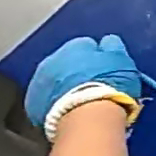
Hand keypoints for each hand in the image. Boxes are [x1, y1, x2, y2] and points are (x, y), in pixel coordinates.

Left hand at [24, 35, 142, 133]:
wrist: (87, 114)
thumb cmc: (109, 84)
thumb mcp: (122, 60)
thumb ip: (113, 46)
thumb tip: (108, 41)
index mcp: (74, 47)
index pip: (86, 44)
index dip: (99, 55)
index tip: (108, 66)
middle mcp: (51, 60)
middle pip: (67, 61)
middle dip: (79, 69)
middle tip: (96, 82)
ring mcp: (39, 82)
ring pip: (55, 79)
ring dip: (66, 85)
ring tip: (84, 97)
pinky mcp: (33, 103)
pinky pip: (46, 98)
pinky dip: (57, 101)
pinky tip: (72, 108)